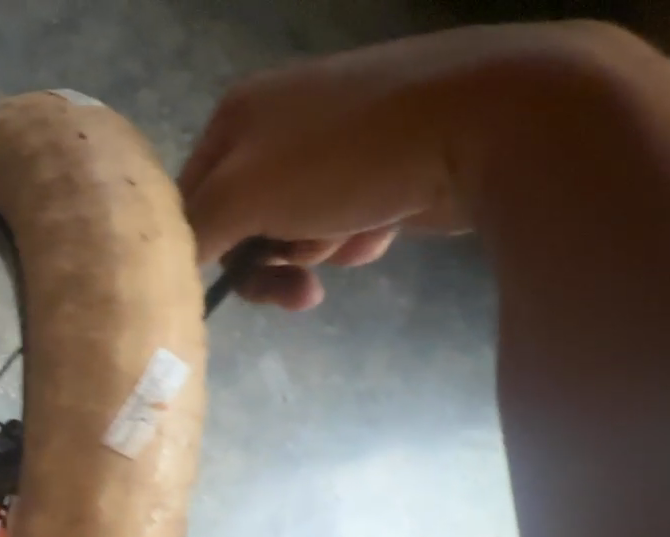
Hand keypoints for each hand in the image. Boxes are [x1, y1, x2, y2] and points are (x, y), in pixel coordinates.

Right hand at [180, 22, 632, 309]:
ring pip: (292, 225)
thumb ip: (191, 237)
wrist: (497, 118)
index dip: (200, 248)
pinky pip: (344, 218)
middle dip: (265, 258)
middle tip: (290, 290)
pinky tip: (380, 232)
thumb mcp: (239, 199)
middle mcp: (283, 118)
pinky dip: (354, 237)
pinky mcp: (392, 157)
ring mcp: (342, 136)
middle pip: (240, 219)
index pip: (188, 199)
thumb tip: (172, 269)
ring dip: (311, 251)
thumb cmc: (345, 156)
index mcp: (238, 113)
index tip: (224, 284)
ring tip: (346, 245)